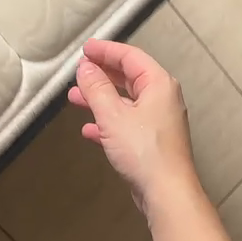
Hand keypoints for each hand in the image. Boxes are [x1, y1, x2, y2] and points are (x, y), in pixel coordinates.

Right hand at [69, 39, 201, 214]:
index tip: (86, 49)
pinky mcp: (151, 142)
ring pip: (124, 102)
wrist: (165, 191)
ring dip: (100, 99)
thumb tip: (85, 68)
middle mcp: (161, 99)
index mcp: (158, 84)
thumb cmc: (145, 152)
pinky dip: (107, 123)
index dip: (106, 51)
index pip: (130, 56)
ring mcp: (157, 121)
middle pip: (128, 78)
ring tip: (76, 99)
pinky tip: (90, 130)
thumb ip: (96, 88)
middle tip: (79, 72)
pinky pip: (125, 124)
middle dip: (101, 75)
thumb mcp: (113, 115)